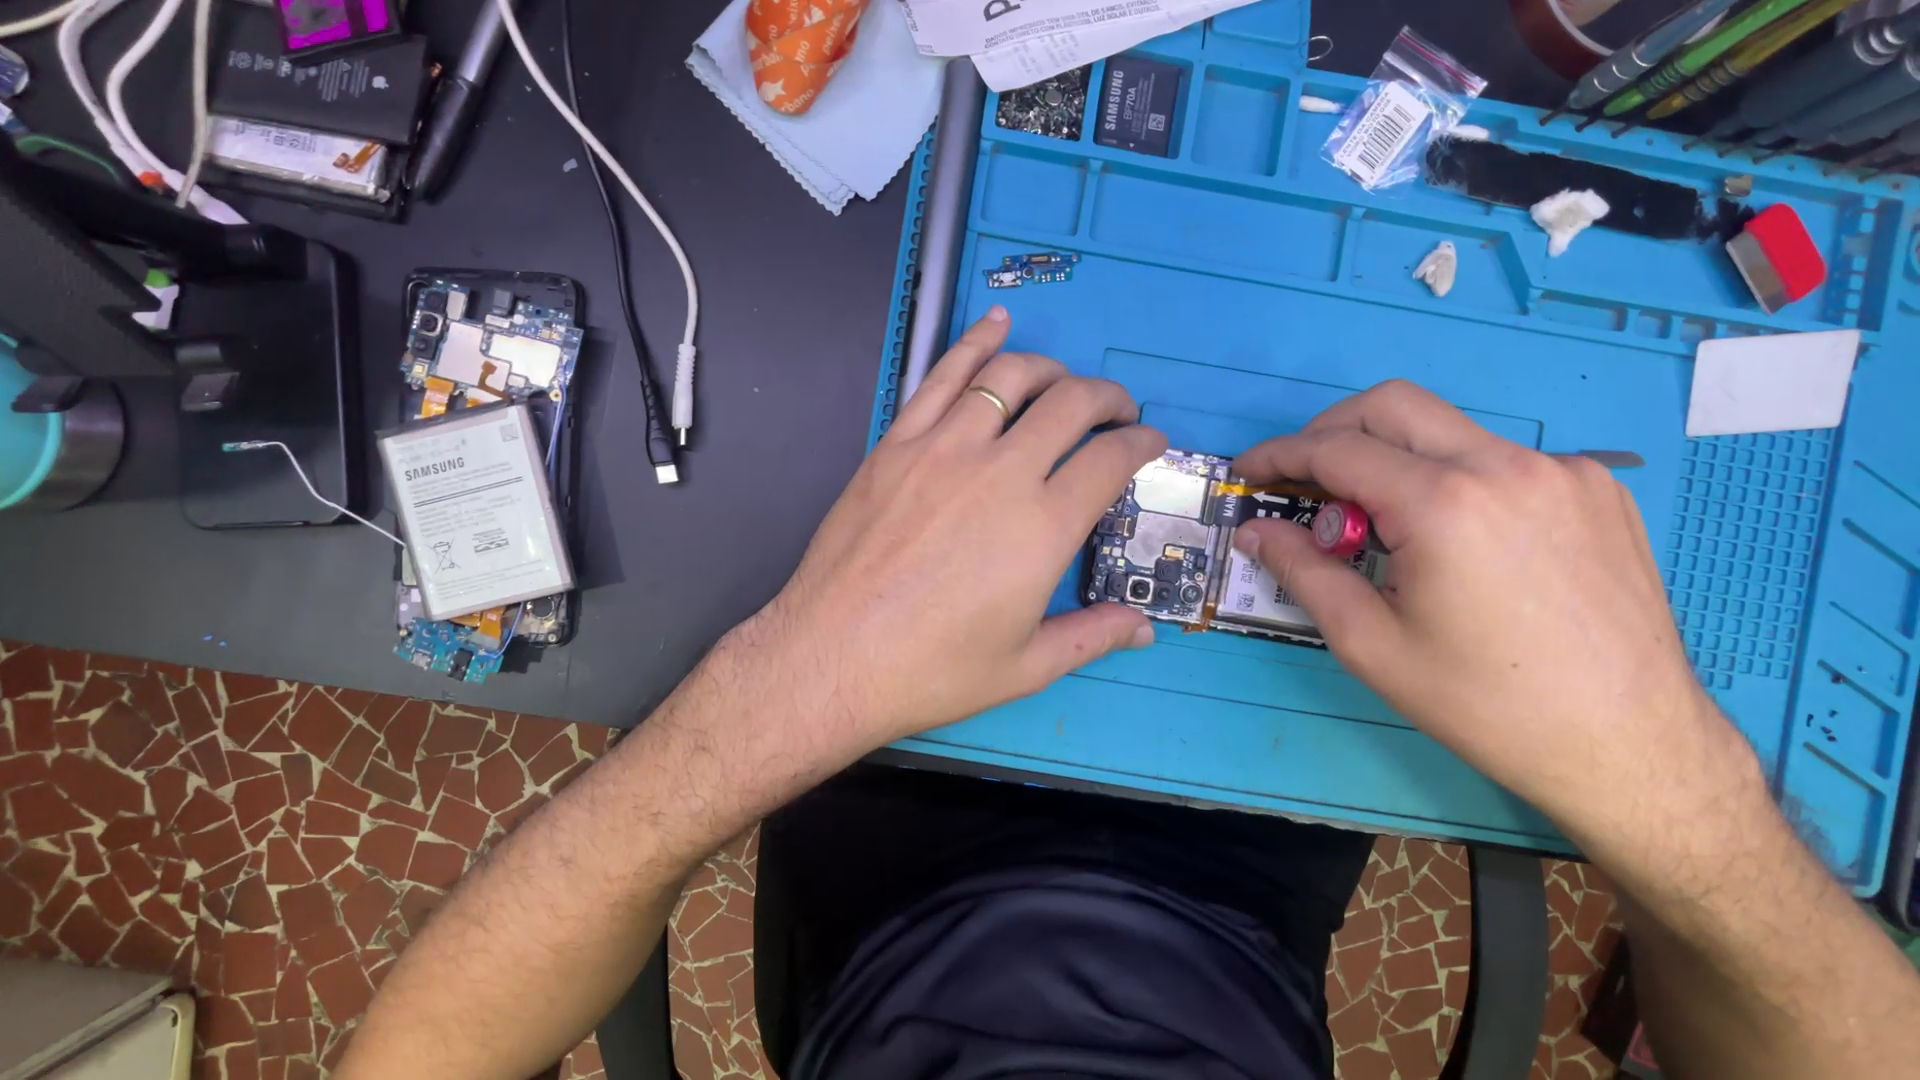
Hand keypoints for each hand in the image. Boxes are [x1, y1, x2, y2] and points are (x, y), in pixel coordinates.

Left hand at [738, 307, 1165, 755]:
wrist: (831, 658)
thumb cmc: (931, 671)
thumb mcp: (1025, 666)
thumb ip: (1092, 636)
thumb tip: (1143, 631)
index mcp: (1043, 527)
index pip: (1110, 458)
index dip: (1142, 441)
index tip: (1150, 441)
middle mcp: (1000, 473)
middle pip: (1071, 403)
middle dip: (1108, 398)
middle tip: (1118, 410)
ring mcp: (942, 450)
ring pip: (1010, 377)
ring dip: (1051, 368)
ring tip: (1064, 381)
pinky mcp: (896, 445)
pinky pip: (942, 376)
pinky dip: (974, 343)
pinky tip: (994, 325)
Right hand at [1231, 381, 1758, 856]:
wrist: (1628, 744)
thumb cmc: (1483, 703)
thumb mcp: (1369, 643)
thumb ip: (1302, 571)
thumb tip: (1256, 530)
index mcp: (1445, 503)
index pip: (1337, 448)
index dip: (1279, 455)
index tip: (1249, 472)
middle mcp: (1507, 464)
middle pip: (1393, 405)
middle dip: (1330, 430)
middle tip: (1302, 478)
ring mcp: (1563, 471)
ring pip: (1450, 430)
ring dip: (1394, 457)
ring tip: (1378, 523)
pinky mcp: (1598, 490)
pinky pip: (1503, 460)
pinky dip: (1455, 479)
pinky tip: (1454, 538)